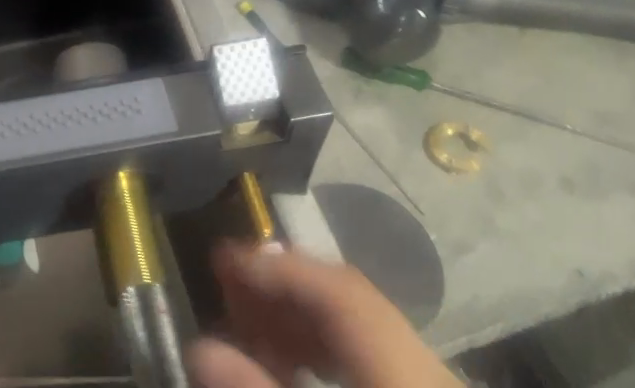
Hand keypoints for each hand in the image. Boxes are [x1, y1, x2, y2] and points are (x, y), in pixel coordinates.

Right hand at [189, 245, 460, 387]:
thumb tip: (202, 350)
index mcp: (408, 376)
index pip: (340, 296)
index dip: (280, 270)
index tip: (224, 260)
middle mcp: (429, 372)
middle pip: (352, 307)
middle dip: (284, 291)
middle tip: (226, 285)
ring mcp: (432, 385)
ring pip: (363, 334)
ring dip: (300, 324)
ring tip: (246, 326)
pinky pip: (375, 363)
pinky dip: (326, 356)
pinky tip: (287, 368)